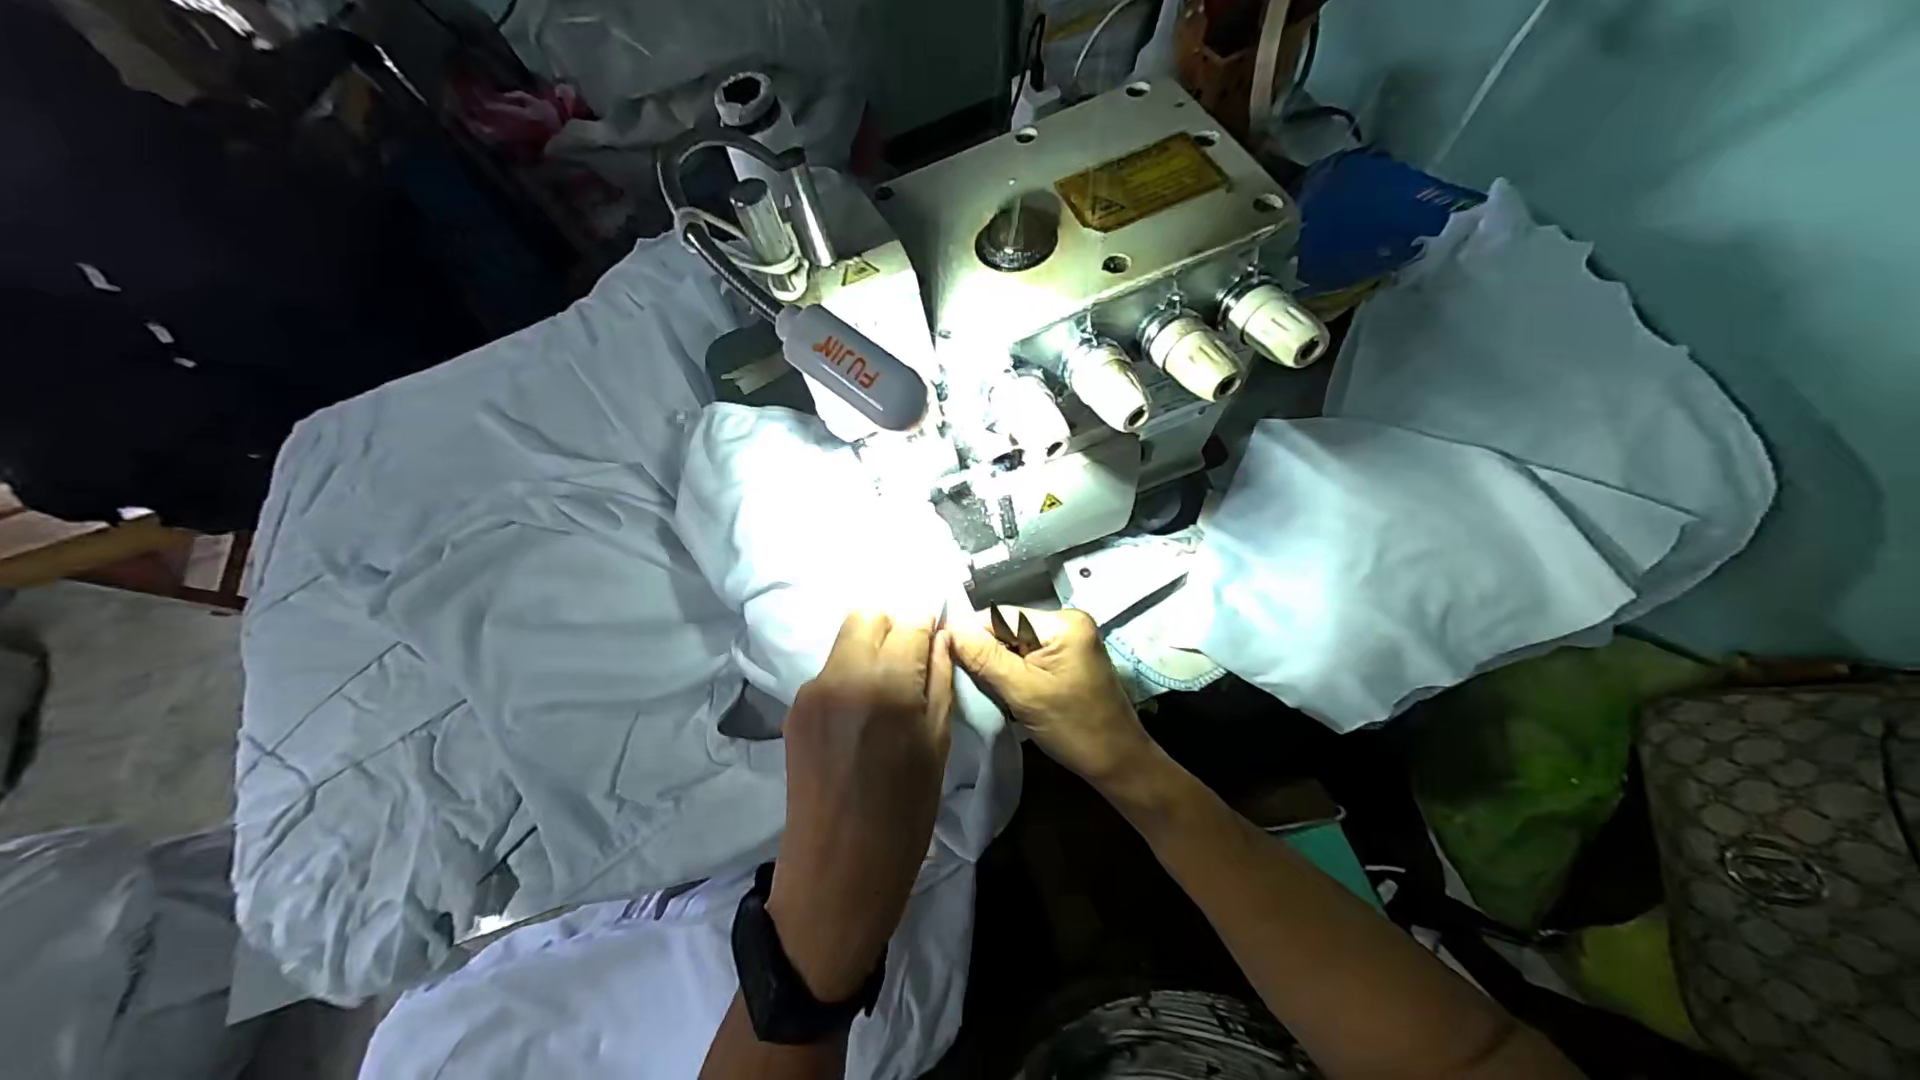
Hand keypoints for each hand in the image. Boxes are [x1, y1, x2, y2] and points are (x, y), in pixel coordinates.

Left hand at [768, 611, 953, 1000]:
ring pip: (846, 641)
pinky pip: (830, 673)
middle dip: (894, 629)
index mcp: (885, 683)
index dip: (927, 627)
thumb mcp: (938, 745)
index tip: (935, 644)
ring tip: (887, 694)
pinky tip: (861, 718)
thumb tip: (941, 638)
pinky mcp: (794, 710)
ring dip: (871, 652)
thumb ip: (940, 680)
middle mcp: (841, 675)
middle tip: (912, 665)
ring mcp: (810, 691)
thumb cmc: (905, 815)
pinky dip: (851, 678)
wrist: (838, 871)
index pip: (908, 621)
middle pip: (867, 616)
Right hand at [950, 607, 1158, 793]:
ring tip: (994, 690)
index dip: (971, 636)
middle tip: (974, 682)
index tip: (948, 660)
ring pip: (1015, 643)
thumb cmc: (1073, 728)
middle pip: (1007, 628)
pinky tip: (1011, 692)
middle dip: (987, 653)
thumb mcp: (1023, 692)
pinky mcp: (1069, 657)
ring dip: (1000, 665)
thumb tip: (950, 628)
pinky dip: (1015, 672)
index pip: (1000, 616)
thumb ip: (984, 657)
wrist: (1118, 761)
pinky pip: (1029, 655)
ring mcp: (1070, 639)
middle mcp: (1067, 621)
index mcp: (1062, 623)